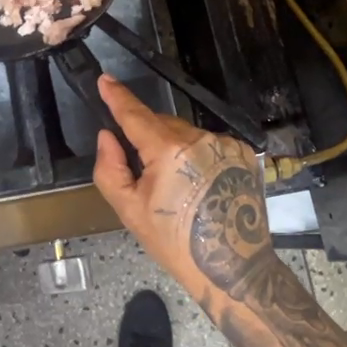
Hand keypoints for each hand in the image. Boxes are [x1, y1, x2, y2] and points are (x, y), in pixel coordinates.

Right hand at [92, 76, 274, 300]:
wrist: (233, 267)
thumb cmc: (176, 242)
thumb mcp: (130, 211)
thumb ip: (110, 169)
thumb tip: (108, 136)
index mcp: (169, 151)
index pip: (136, 115)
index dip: (117, 96)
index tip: (105, 79)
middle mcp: (199, 138)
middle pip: (161, 124)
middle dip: (146, 137)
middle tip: (142, 173)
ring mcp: (224, 144)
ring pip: (185, 134)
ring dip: (172, 148)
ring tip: (175, 188)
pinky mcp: (242, 153)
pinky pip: (207, 144)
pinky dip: (195, 155)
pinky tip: (197, 185)